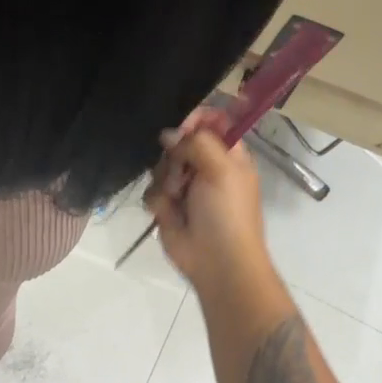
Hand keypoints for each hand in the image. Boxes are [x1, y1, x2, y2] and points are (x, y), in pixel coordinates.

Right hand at [145, 120, 274, 297]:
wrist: (217, 262)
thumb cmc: (228, 213)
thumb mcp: (222, 170)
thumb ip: (197, 143)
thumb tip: (169, 134)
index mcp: (229, 155)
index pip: (211, 122)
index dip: (195, 121)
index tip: (183, 129)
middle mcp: (206, 167)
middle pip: (178, 142)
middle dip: (175, 156)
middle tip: (183, 174)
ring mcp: (185, 187)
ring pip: (161, 166)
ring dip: (166, 181)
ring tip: (177, 198)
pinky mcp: (167, 207)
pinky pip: (152, 191)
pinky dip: (158, 202)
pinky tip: (169, 214)